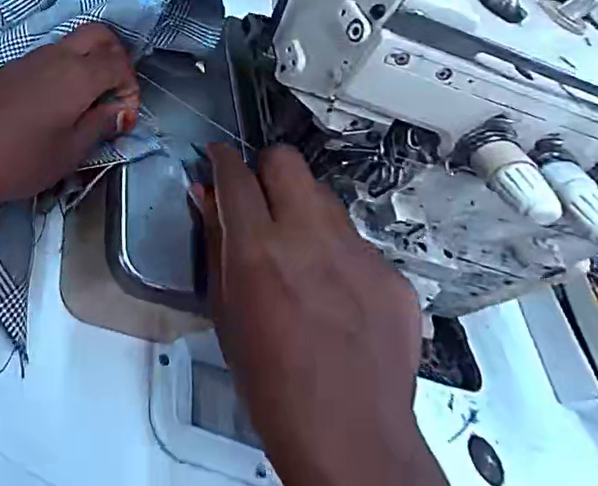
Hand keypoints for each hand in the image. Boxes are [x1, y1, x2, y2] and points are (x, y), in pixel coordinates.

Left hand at [0, 22, 139, 209]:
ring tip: (84, 107)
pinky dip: (65, 69)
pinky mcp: (9, 68)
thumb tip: (122, 109)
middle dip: (116, 58)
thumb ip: (99, 125)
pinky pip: (50, 56)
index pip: (119, 62)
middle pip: (98, 35)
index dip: (130, 87)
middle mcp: (55, 55)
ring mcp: (29, 57)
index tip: (122, 118)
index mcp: (77, 73)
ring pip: (72, 43)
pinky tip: (55, 106)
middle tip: (112, 97)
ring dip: (89, 63)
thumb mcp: (67, 153)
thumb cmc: (15, 159)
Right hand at [192, 143, 444, 485]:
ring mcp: (358, 256)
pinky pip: (357, 241)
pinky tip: (334, 288)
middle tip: (258, 195)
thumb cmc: (270, 381)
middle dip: (266, 168)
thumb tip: (205, 196)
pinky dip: (338, 251)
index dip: (221, 158)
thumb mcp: (224, 309)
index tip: (217, 158)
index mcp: (258, 250)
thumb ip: (215, 242)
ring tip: (298, 247)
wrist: (350, 439)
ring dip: (303, 207)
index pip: (235, 174)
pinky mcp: (393, 277)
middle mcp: (310, 240)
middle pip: (286, 162)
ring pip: (324, 195)